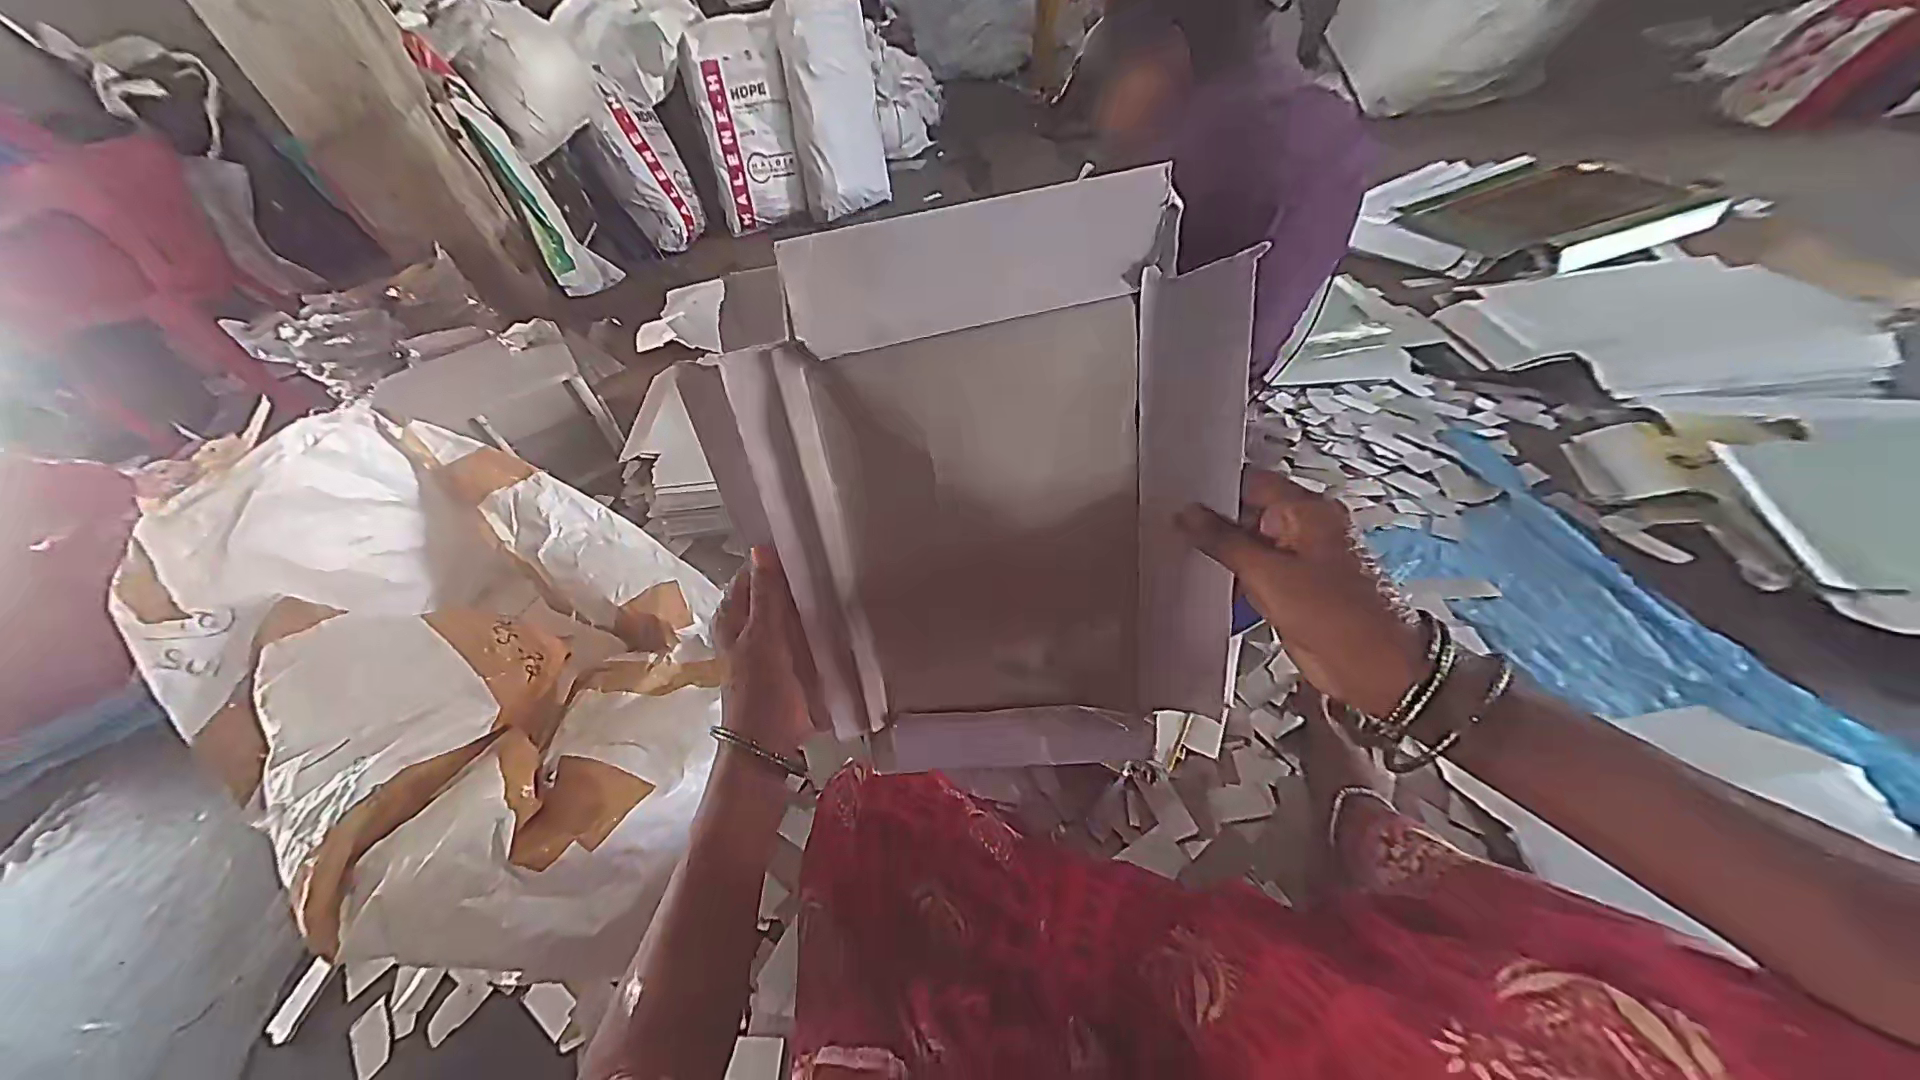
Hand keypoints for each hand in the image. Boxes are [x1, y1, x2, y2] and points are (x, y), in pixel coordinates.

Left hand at [714, 547, 813, 758]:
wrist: (771, 746)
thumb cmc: (762, 692)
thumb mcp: (764, 639)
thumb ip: (766, 596)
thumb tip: (762, 550)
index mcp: (733, 616)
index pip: (751, 574)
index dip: (773, 560)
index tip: (805, 548)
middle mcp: (747, 627)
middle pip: (771, 591)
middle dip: (794, 580)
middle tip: (826, 565)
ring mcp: (768, 645)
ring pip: (788, 611)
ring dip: (806, 602)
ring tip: (835, 585)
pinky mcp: (788, 661)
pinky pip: (801, 632)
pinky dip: (814, 624)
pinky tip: (834, 619)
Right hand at [1179, 470, 1425, 717]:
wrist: (1372, 668)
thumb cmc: (1336, 615)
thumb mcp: (1268, 573)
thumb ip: (1223, 541)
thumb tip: (1188, 515)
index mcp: (1309, 511)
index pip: (1252, 483)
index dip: (1216, 488)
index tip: (1180, 498)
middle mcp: (1305, 529)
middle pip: (1249, 513)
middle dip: (1214, 523)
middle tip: (1174, 527)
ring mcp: (1299, 559)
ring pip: (1249, 544)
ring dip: (1223, 552)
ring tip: (1182, 552)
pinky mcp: (1292, 587)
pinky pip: (1255, 572)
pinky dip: (1234, 575)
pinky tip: (1207, 581)